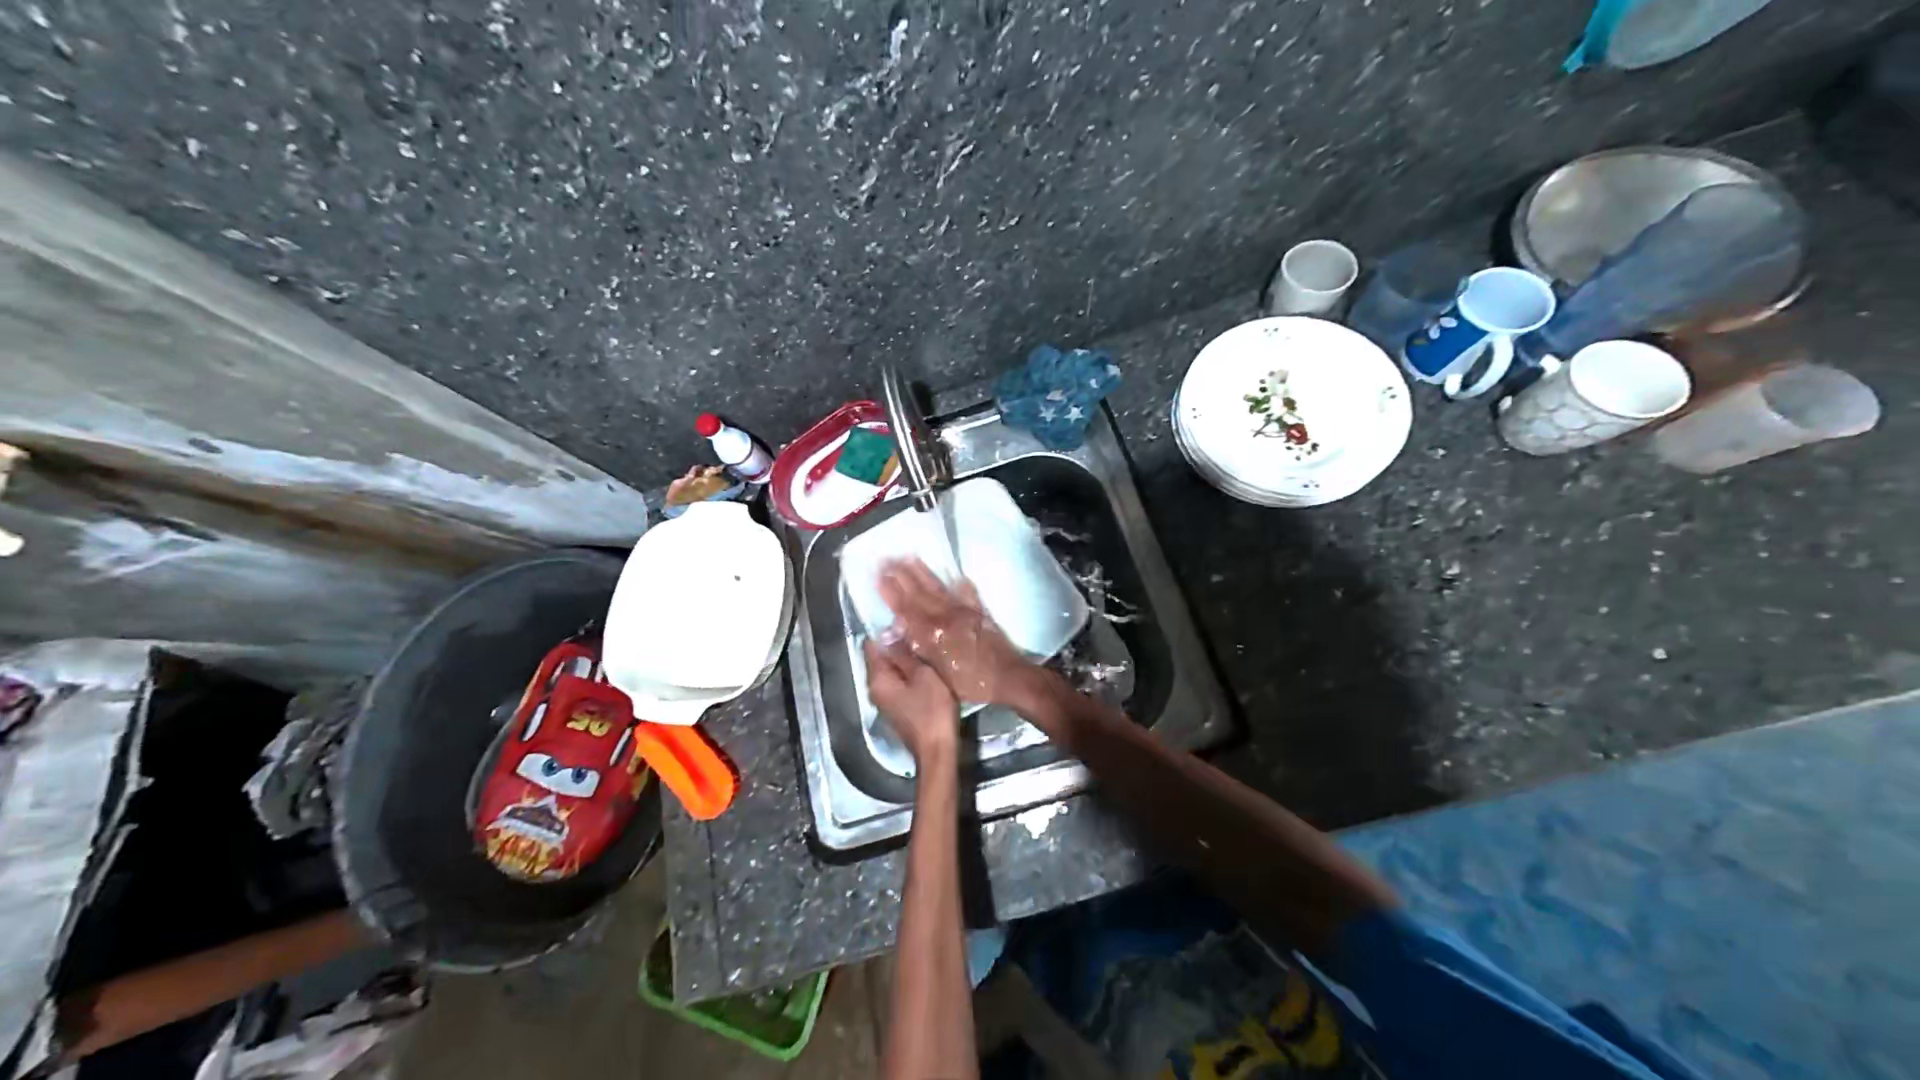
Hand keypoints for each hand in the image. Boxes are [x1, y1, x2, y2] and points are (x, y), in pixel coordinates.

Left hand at [864, 638, 958, 765]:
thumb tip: (890, 630)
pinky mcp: (896, 709)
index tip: (904, 622)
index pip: (871, 645)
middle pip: (880, 658)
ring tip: (924, 650)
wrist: (936, 749)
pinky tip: (924, 671)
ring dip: (904, 661)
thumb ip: (904, 652)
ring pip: (890, 672)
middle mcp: (873, 689)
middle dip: (896, 645)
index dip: (886, 630)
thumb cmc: (932, 710)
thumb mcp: (922, 675)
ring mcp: (884, 701)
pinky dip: (908, 676)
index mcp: (876, 679)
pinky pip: (897, 684)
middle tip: (918, 634)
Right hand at [877, 559, 1040, 707]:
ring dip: (924, 573)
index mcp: (932, 633)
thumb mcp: (936, 672)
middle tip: (888, 558)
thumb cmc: (970, 683)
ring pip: (939, 588)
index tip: (879, 575)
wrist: (1007, 677)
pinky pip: (968, 594)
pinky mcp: (980, 613)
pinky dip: (961, 585)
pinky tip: (956, 575)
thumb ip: (916, 648)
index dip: (891, 591)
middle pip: (920, 592)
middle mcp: (946, 617)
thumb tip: (895, 629)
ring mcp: (964, 612)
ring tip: (911, 558)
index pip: (906, 608)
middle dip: (902, 575)